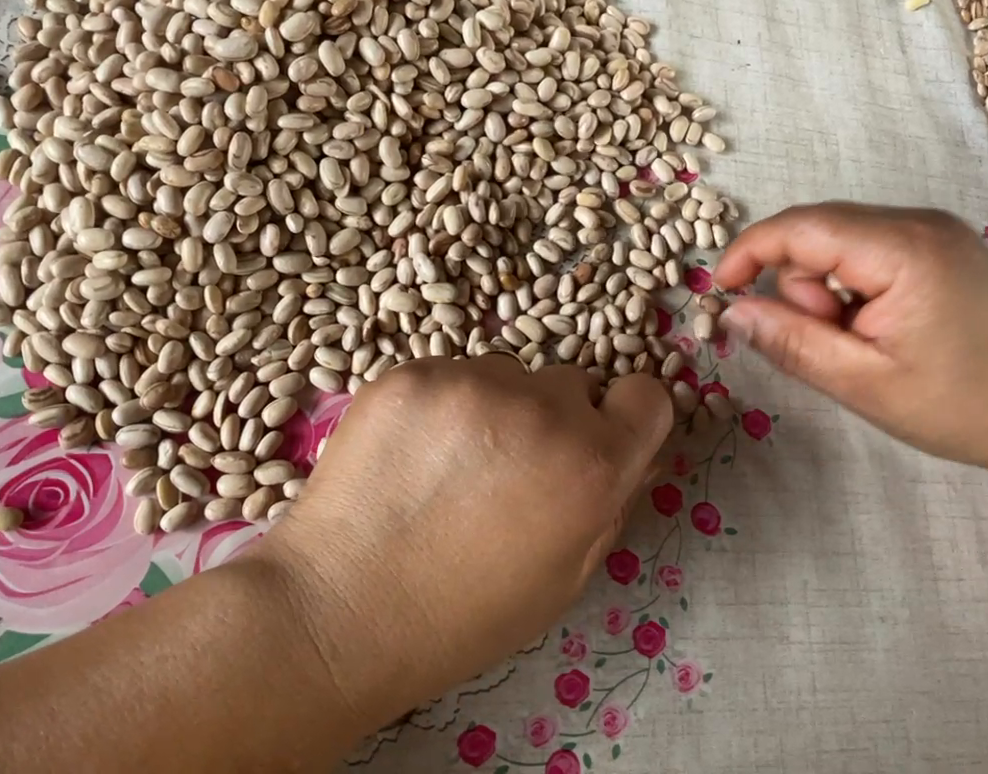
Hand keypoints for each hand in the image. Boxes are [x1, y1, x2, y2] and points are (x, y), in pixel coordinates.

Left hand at [253, 356, 671, 729]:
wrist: (341, 612)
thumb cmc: (463, 616)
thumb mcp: (565, 578)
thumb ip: (609, 503)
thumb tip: (630, 453)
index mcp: (592, 466)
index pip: (646, 396)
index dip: (625, 420)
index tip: (599, 439)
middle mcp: (541, 409)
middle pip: (572, 385)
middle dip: (554, 420)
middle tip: (509, 469)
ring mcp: (471, 382)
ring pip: (508, 375)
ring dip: (496, 409)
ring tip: (449, 467)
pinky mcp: (412, 372)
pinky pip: (451, 373)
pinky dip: (442, 404)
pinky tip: (411, 455)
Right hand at [713, 202, 987, 486]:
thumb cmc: (969, 407)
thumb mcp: (865, 383)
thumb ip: (791, 342)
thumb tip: (731, 310)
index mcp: (903, 248)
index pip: (800, 227)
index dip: (749, 252)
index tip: (718, 290)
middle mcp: (920, 223)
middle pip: (818, 233)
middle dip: (801, 286)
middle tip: (833, 344)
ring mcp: (937, 232)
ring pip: (841, 245)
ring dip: (830, 292)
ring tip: (867, 345)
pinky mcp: (945, 249)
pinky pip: (870, 254)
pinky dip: (856, 291)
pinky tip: (884, 332)